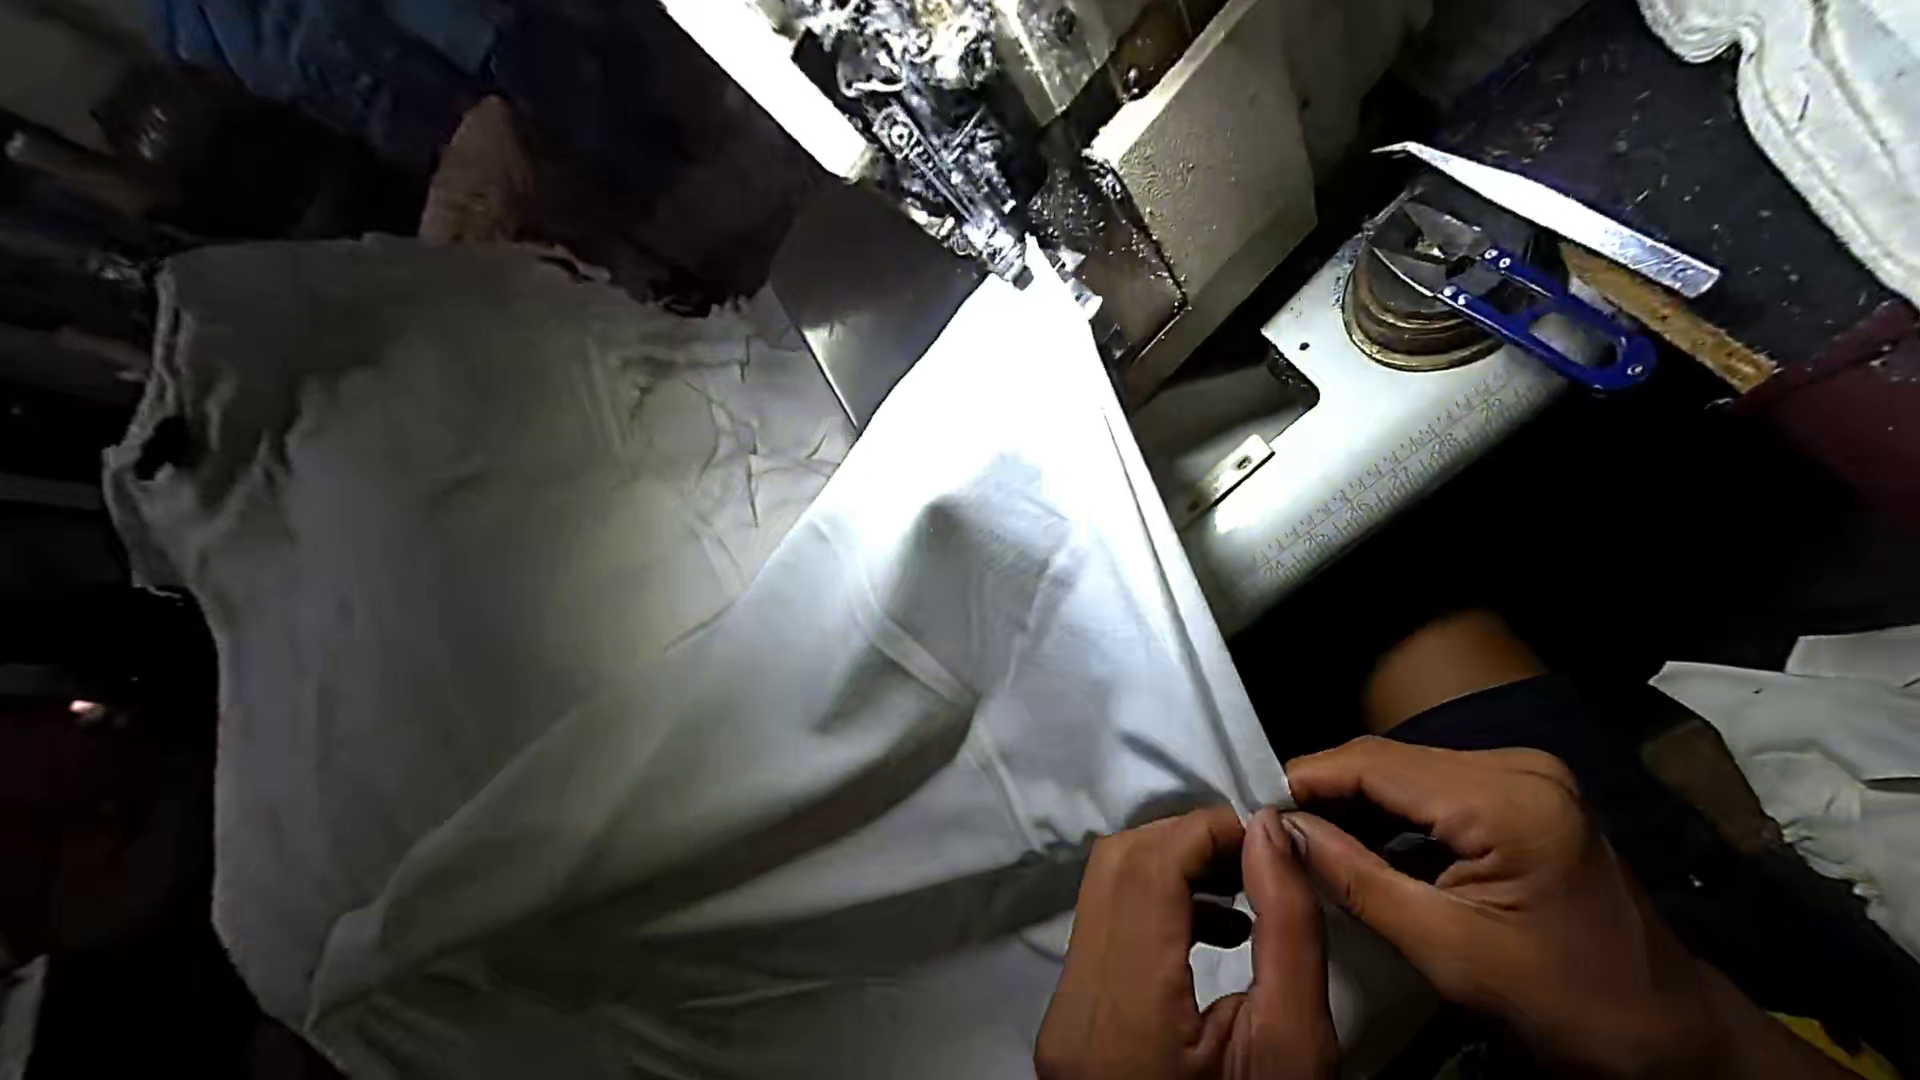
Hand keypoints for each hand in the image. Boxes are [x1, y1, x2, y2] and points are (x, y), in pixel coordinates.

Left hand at [1036, 806, 1336, 1079]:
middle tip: (1251, 855)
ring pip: (1105, 888)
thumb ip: (1286, 928)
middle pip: (1116, 867)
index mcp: (1122, 1015)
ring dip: (1170, 868)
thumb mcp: (1294, 1051)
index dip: (1202, 830)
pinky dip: (1153, 905)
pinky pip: (1105, 927)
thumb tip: (1266, 830)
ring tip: (1240, 886)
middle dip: (1185, 842)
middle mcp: (1073, 1003)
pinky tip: (1212, 928)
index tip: (1259, 831)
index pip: (1144, 867)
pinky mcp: (1072, 1016)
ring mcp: (1063, 1009)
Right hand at [1282, 737, 1852, 1078]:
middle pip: (1384, 759)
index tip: (1257, 804)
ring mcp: (1522, 773)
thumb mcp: (1447, 950)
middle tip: (1280, 826)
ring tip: (1312, 835)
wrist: (1677, 1038)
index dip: (1306, 779)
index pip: (1372, 764)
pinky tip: (1363, 839)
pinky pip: (1428, 782)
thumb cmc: (1570, 1006)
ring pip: (1400, 768)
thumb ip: (1354, 878)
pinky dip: (1388, 808)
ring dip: (1353, 800)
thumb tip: (1281, 828)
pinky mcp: (1520, 787)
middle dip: (1326, 790)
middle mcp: (1515, 767)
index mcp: (1506, 801)